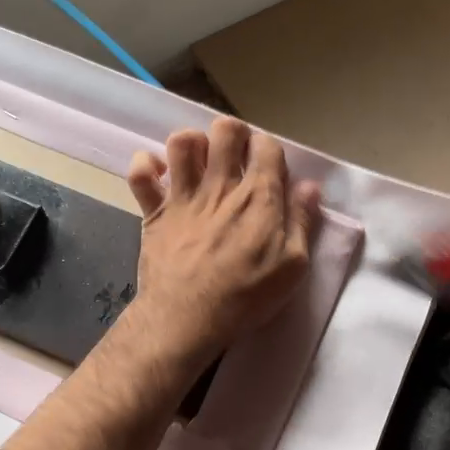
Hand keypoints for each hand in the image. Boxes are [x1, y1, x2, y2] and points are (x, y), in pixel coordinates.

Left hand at [124, 118, 322, 361]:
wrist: (189, 318)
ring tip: (197, 162)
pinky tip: (158, 174)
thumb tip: (309, 187)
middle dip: (232, 134)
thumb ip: (301, 221)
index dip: (269, 149)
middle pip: (225, 131)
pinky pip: (140, 174)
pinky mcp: (154, 211)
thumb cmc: (246, 296)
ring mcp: (183, 196)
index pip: (267, 145)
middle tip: (234, 157)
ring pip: (182, 142)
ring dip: (191, 143)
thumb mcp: (292, 266)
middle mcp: (220, 185)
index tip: (268, 169)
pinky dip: (145, 166)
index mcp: (259, 196)